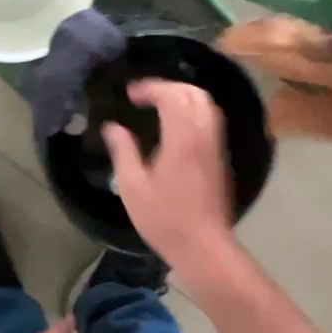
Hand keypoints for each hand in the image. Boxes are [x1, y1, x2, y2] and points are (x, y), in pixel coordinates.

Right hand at [101, 79, 235, 268]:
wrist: (204, 246)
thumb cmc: (164, 219)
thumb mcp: (132, 187)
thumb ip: (123, 151)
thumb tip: (112, 127)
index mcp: (181, 139)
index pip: (172, 96)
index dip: (151, 88)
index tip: (130, 94)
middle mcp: (203, 135)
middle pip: (193, 93)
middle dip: (168, 86)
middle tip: (144, 95)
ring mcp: (215, 145)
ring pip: (206, 104)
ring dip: (182, 96)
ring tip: (158, 105)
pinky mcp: (219, 156)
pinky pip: (210, 119)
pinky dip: (193, 109)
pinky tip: (175, 124)